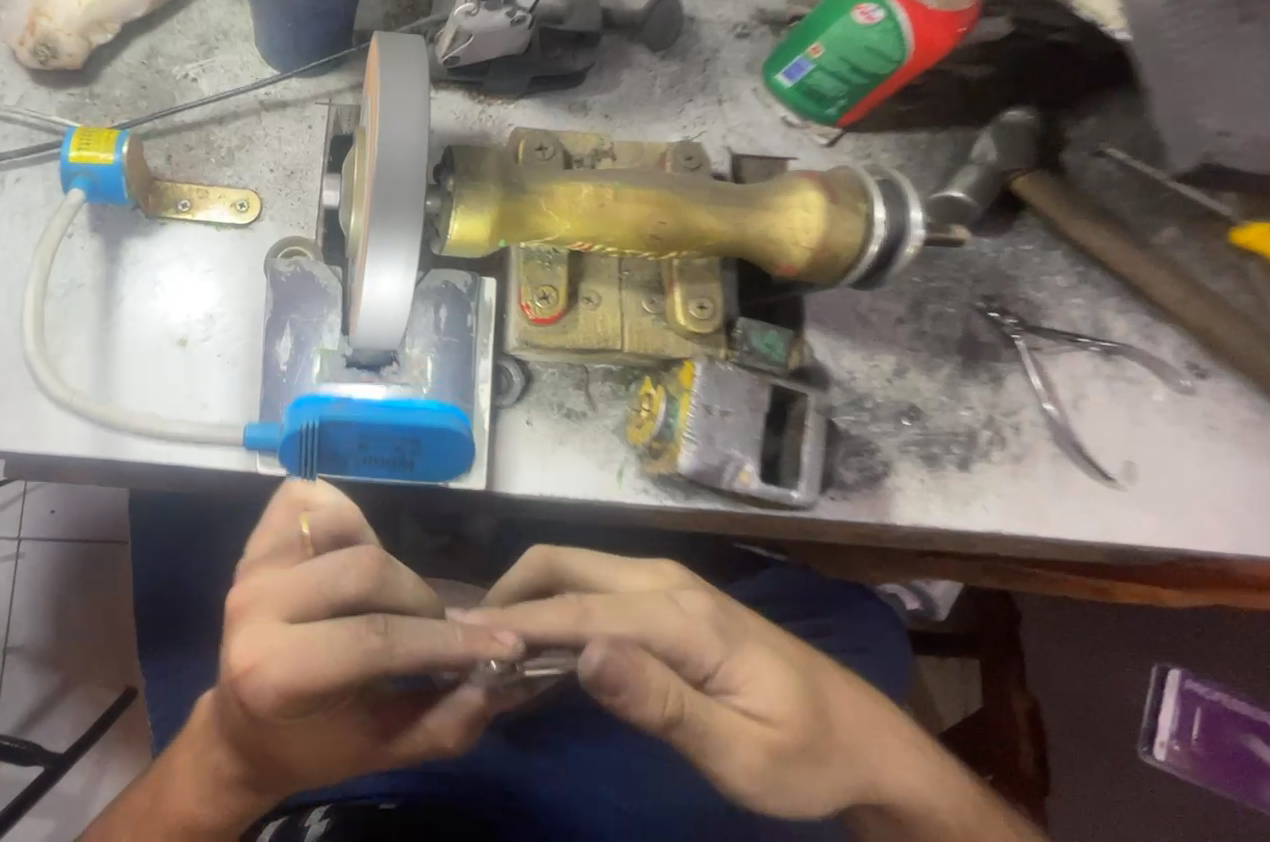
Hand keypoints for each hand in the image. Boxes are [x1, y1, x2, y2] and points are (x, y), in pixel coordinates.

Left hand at [183, 478, 527, 810]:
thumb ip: (442, 723)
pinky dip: (341, 517)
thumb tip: (496, 679)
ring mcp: (251, 567)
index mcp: (275, 672)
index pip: (374, 639)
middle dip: (419, 600)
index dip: (445, 640)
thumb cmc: (310, 744)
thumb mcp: (379, 752)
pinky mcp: (253, 544)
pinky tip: (354, 555)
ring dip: (381, 554)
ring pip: (340, 523)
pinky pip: (304, 498)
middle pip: (364, 571)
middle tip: (438, 629)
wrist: (241, 725)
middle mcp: (254, 607)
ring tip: (391, 596)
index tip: (503, 645)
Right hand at [458, 546, 922, 821]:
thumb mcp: (743, 755)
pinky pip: (591, 588)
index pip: (574, 611)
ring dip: (526, 599)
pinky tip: (539, 648)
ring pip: (571, 570)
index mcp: (680, 616)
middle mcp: (663, 581)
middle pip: (560, 564)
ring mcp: (665, 583)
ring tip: (492, 648)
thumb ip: (662, 703)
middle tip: (466, 643)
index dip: (512, 624)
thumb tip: (585, 652)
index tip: (454, 636)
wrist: (868, 740)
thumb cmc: (806, 757)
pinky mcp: (667, 598)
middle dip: (506, 595)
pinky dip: (553, 607)